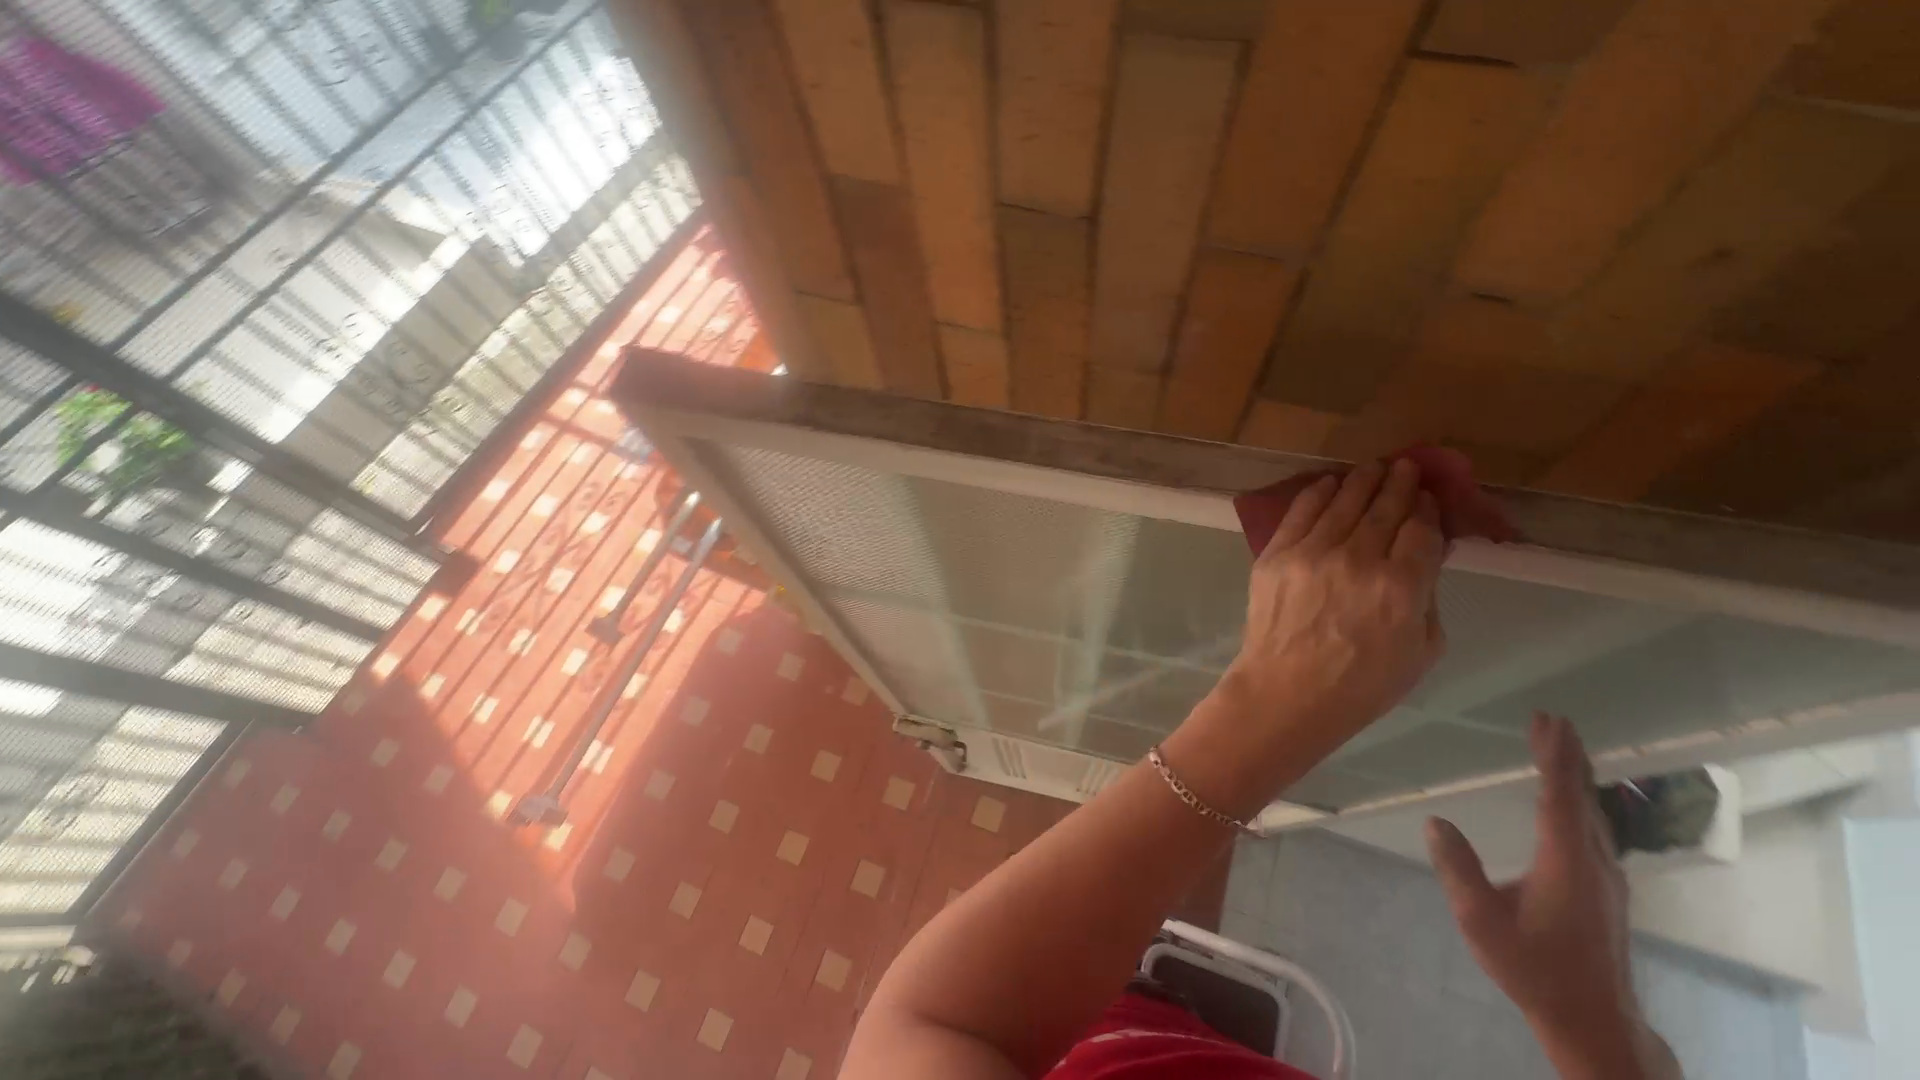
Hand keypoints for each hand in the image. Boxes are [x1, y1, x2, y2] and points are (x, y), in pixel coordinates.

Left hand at [1219, 459, 1446, 754]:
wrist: (1286, 694)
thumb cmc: (1361, 685)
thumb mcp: (1421, 649)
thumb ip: (1429, 596)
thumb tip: (1427, 555)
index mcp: (1401, 586)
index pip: (1422, 530)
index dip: (1428, 510)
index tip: (1429, 501)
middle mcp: (1358, 559)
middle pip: (1384, 507)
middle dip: (1400, 484)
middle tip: (1407, 467)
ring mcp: (1312, 554)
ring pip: (1344, 502)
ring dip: (1363, 480)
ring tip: (1375, 468)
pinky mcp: (1277, 555)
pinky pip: (1302, 512)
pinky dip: (1319, 493)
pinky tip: (1331, 483)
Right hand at [1427, 714, 1678, 1079]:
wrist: (1592, 1017)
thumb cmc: (1532, 967)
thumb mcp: (1480, 920)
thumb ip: (1458, 868)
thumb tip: (1436, 821)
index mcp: (1565, 860)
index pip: (1559, 795)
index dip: (1553, 756)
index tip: (1547, 721)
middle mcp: (1594, 860)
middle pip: (1583, 797)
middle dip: (1569, 756)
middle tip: (1554, 721)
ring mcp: (1607, 877)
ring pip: (1594, 814)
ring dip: (1577, 778)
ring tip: (1562, 751)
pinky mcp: (1608, 890)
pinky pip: (1595, 830)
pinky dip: (1580, 801)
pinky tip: (1571, 805)